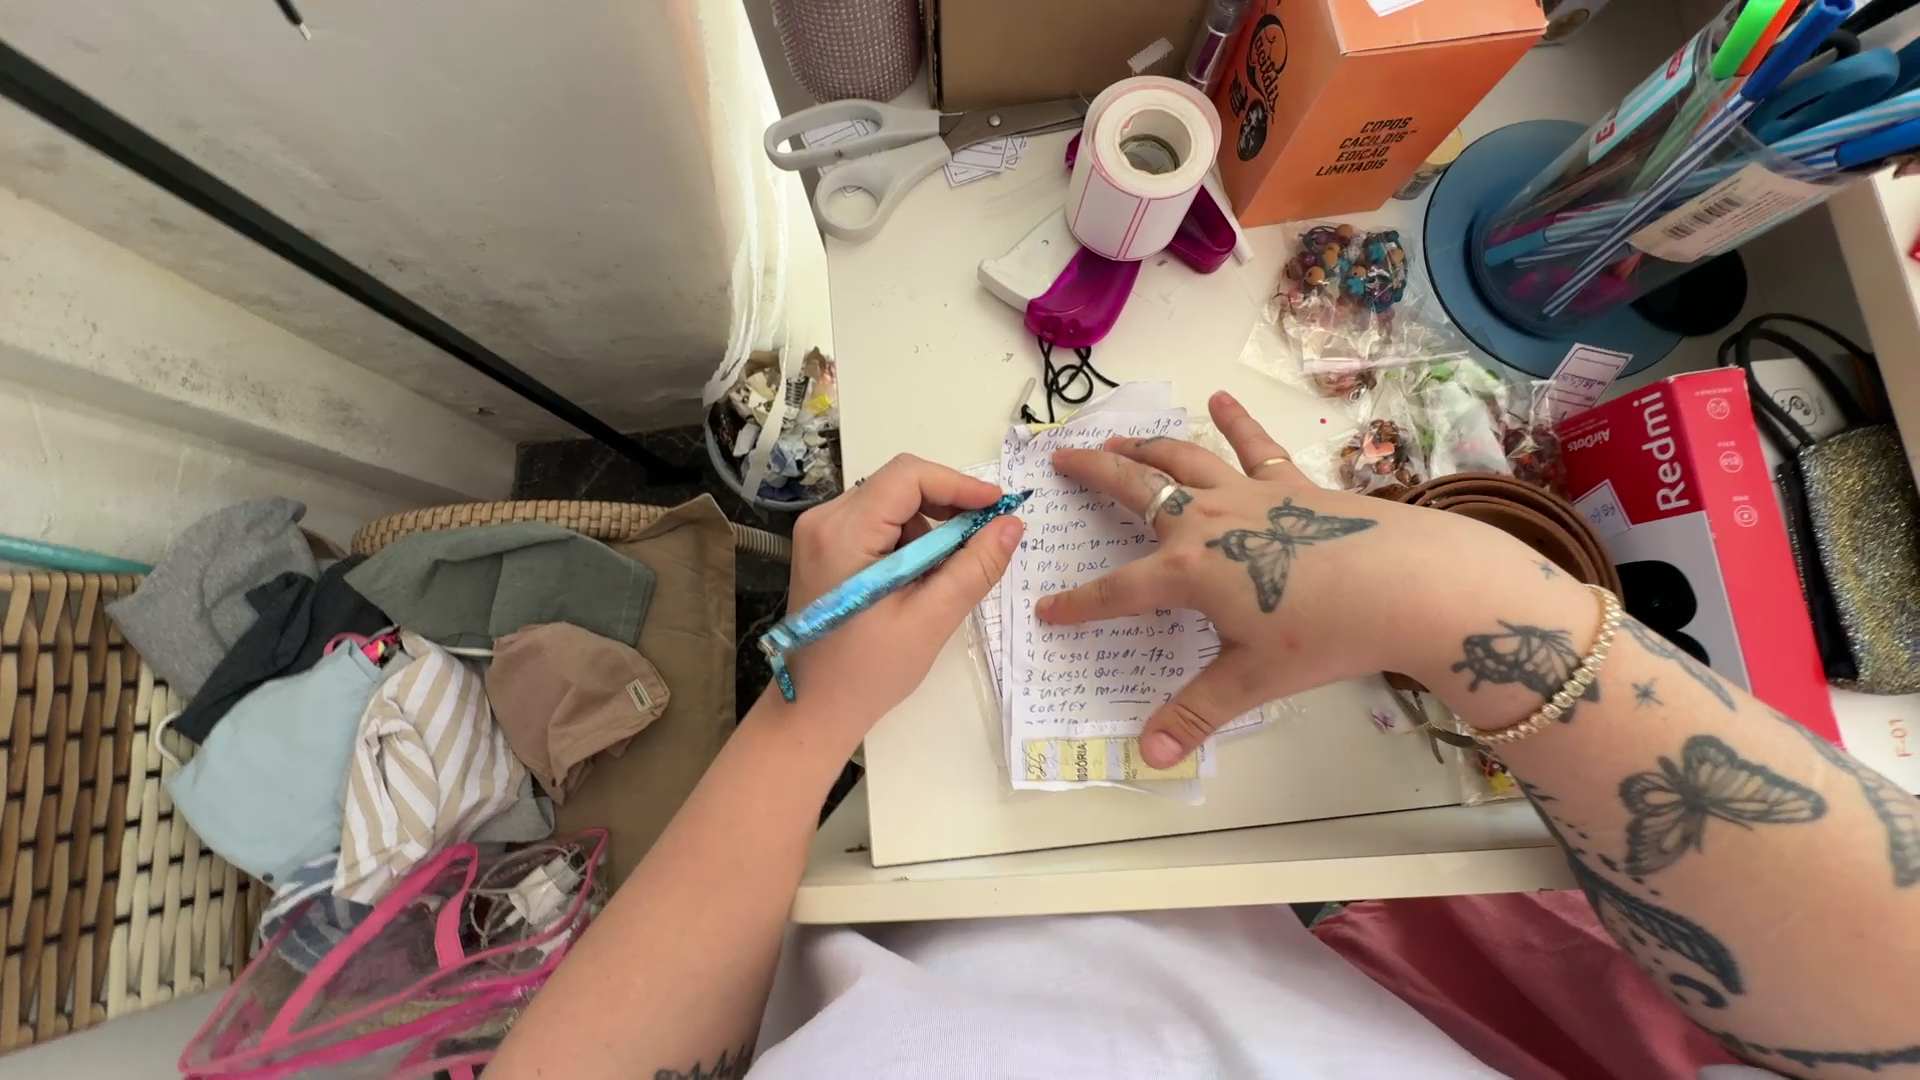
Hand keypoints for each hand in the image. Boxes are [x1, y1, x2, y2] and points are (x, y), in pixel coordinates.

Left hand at [772, 454, 1022, 751]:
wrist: (813, 709)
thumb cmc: (868, 672)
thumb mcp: (930, 620)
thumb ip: (974, 567)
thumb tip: (1012, 524)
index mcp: (843, 532)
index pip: (907, 476)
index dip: (958, 483)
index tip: (998, 506)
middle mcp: (824, 520)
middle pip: (898, 485)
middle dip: (946, 506)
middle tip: (982, 538)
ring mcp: (819, 533)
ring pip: (890, 504)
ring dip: (928, 528)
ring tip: (945, 573)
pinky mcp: (824, 548)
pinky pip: (876, 524)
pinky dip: (907, 541)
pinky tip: (918, 579)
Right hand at [1037, 391, 1499, 767]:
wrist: (1414, 585)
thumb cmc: (1326, 633)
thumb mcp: (1253, 679)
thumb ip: (1196, 714)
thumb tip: (1150, 759)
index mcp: (1188, 569)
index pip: (1117, 590)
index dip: (1078, 604)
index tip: (1046, 610)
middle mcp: (1206, 521)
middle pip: (1135, 489)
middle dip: (1093, 474)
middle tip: (1061, 459)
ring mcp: (1248, 495)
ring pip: (1183, 458)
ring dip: (1145, 446)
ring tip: (1116, 438)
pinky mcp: (1290, 483)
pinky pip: (1254, 446)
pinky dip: (1235, 420)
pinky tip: (1219, 397)